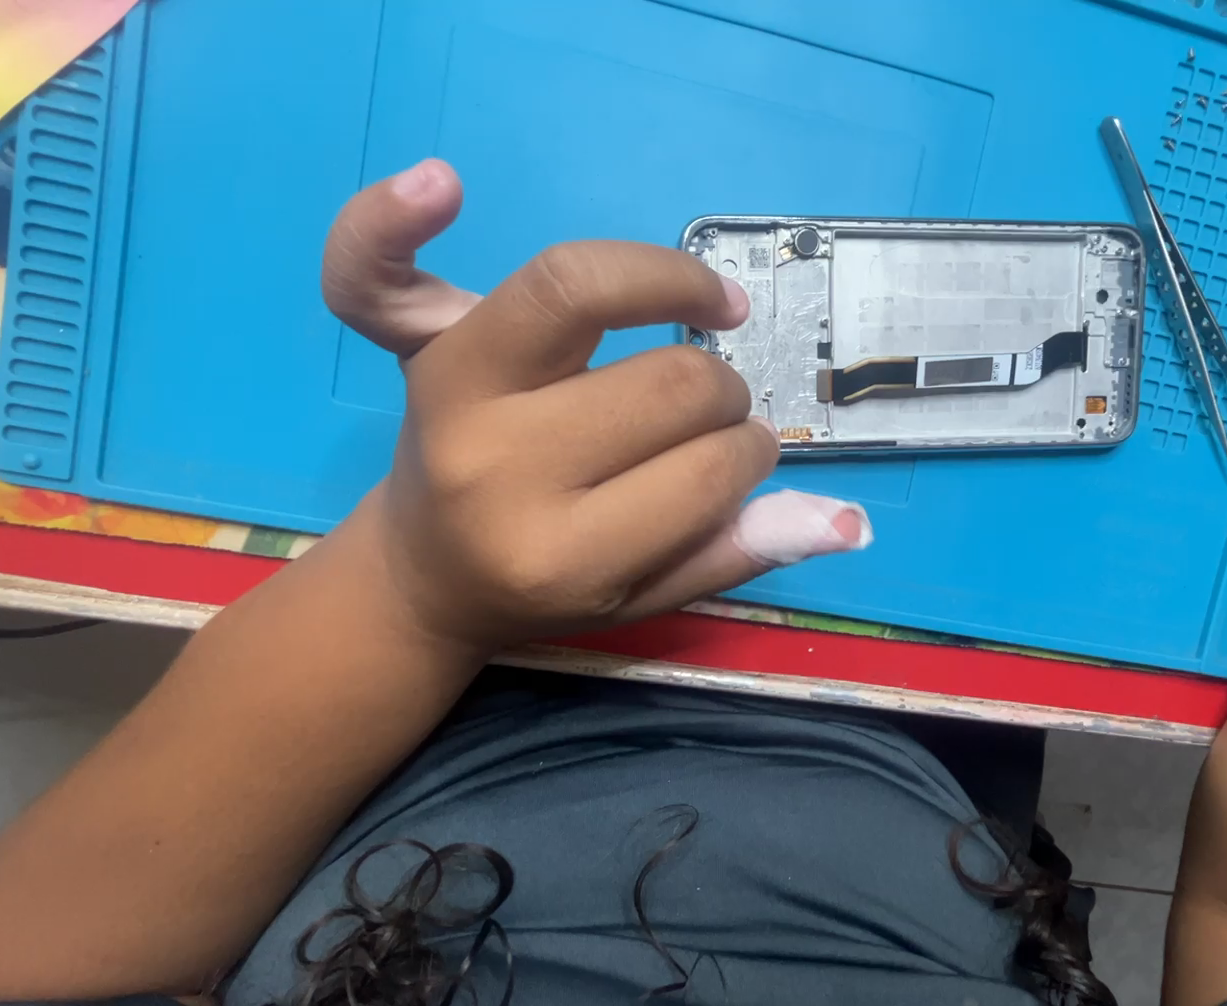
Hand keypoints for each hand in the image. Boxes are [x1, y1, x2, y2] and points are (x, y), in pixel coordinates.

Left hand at [321, 160, 871, 650]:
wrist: (427, 576)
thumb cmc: (545, 593)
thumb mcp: (646, 598)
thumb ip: (738, 555)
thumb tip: (850, 522)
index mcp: (562, 555)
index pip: (708, 472)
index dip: (751, 455)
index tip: (745, 456)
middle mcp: (498, 470)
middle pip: (668, 384)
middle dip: (722, 395)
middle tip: (713, 412)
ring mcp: (449, 399)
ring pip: (579, 290)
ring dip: (671, 286)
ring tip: (706, 306)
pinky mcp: (413, 354)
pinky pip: (375, 274)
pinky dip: (392, 222)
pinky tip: (445, 187)